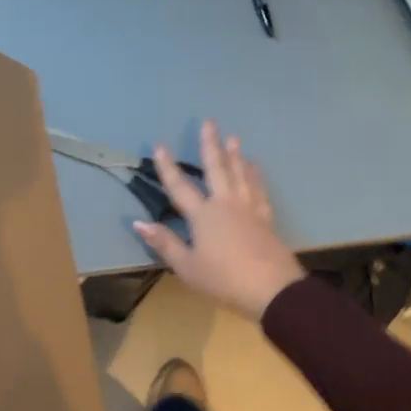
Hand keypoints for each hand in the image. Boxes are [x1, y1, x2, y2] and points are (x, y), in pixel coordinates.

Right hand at [133, 121, 305, 319]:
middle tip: (209, 122)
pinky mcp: (265, 218)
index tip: (160, 145)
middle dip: (210, 144)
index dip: (168, 167)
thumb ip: (164, 243)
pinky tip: (255, 167)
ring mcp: (248, 209)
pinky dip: (255, 176)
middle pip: (216, 168)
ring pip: (240, 174)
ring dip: (235, 155)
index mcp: (203, 215)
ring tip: (234, 137)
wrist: (271, 289)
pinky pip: (259, 190)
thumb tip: (138, 222)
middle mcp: (225, 204)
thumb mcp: (187, 267)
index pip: (180, 187)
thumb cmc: (223, 279)